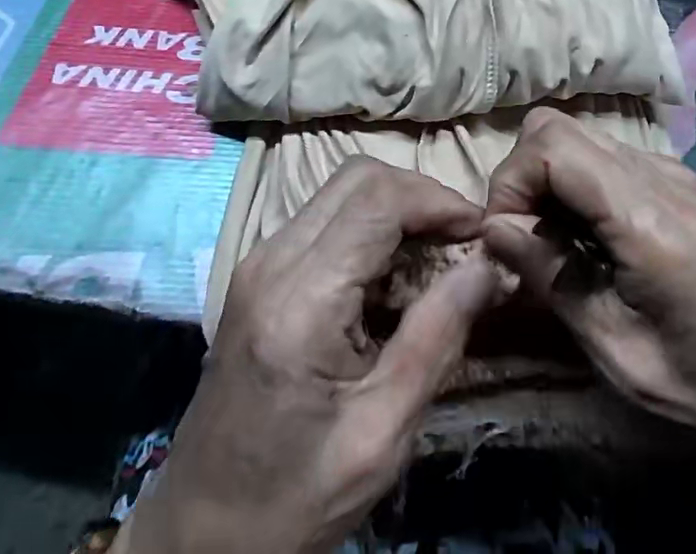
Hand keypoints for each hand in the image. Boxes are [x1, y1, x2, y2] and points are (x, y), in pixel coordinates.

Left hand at [121, 157, 502, 553]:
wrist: (204, 525)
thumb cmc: (298, 492)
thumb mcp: (384, 429)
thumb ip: (439, 335)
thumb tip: (491, 265)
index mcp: (301, 299)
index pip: (377, 198)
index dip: (439, 201)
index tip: (483, 234)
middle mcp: (271, 259)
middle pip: (357, 177)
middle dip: (420, 196)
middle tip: (462, 244)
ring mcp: (258, 260)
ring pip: (339, 191)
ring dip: (395, 210)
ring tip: (435, 262)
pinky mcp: (258, 272)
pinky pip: (323, 220)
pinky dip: (368, 230)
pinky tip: (391, 278)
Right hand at [481, 110, 695, 463]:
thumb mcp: (618, 354)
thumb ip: (552, 278)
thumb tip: (493, 227)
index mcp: (651, 223)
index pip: (552, 148)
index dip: (511, 183)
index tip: (507, 239)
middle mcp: (661, 178)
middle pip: (554, 128)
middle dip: (519, 176)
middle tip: (521, 237)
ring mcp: (670, 171)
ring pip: (571, 135)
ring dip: (542, 179)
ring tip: (551, 241)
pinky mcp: (671, 178)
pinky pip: (596, 154)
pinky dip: (568, 183)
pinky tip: (583, 236)